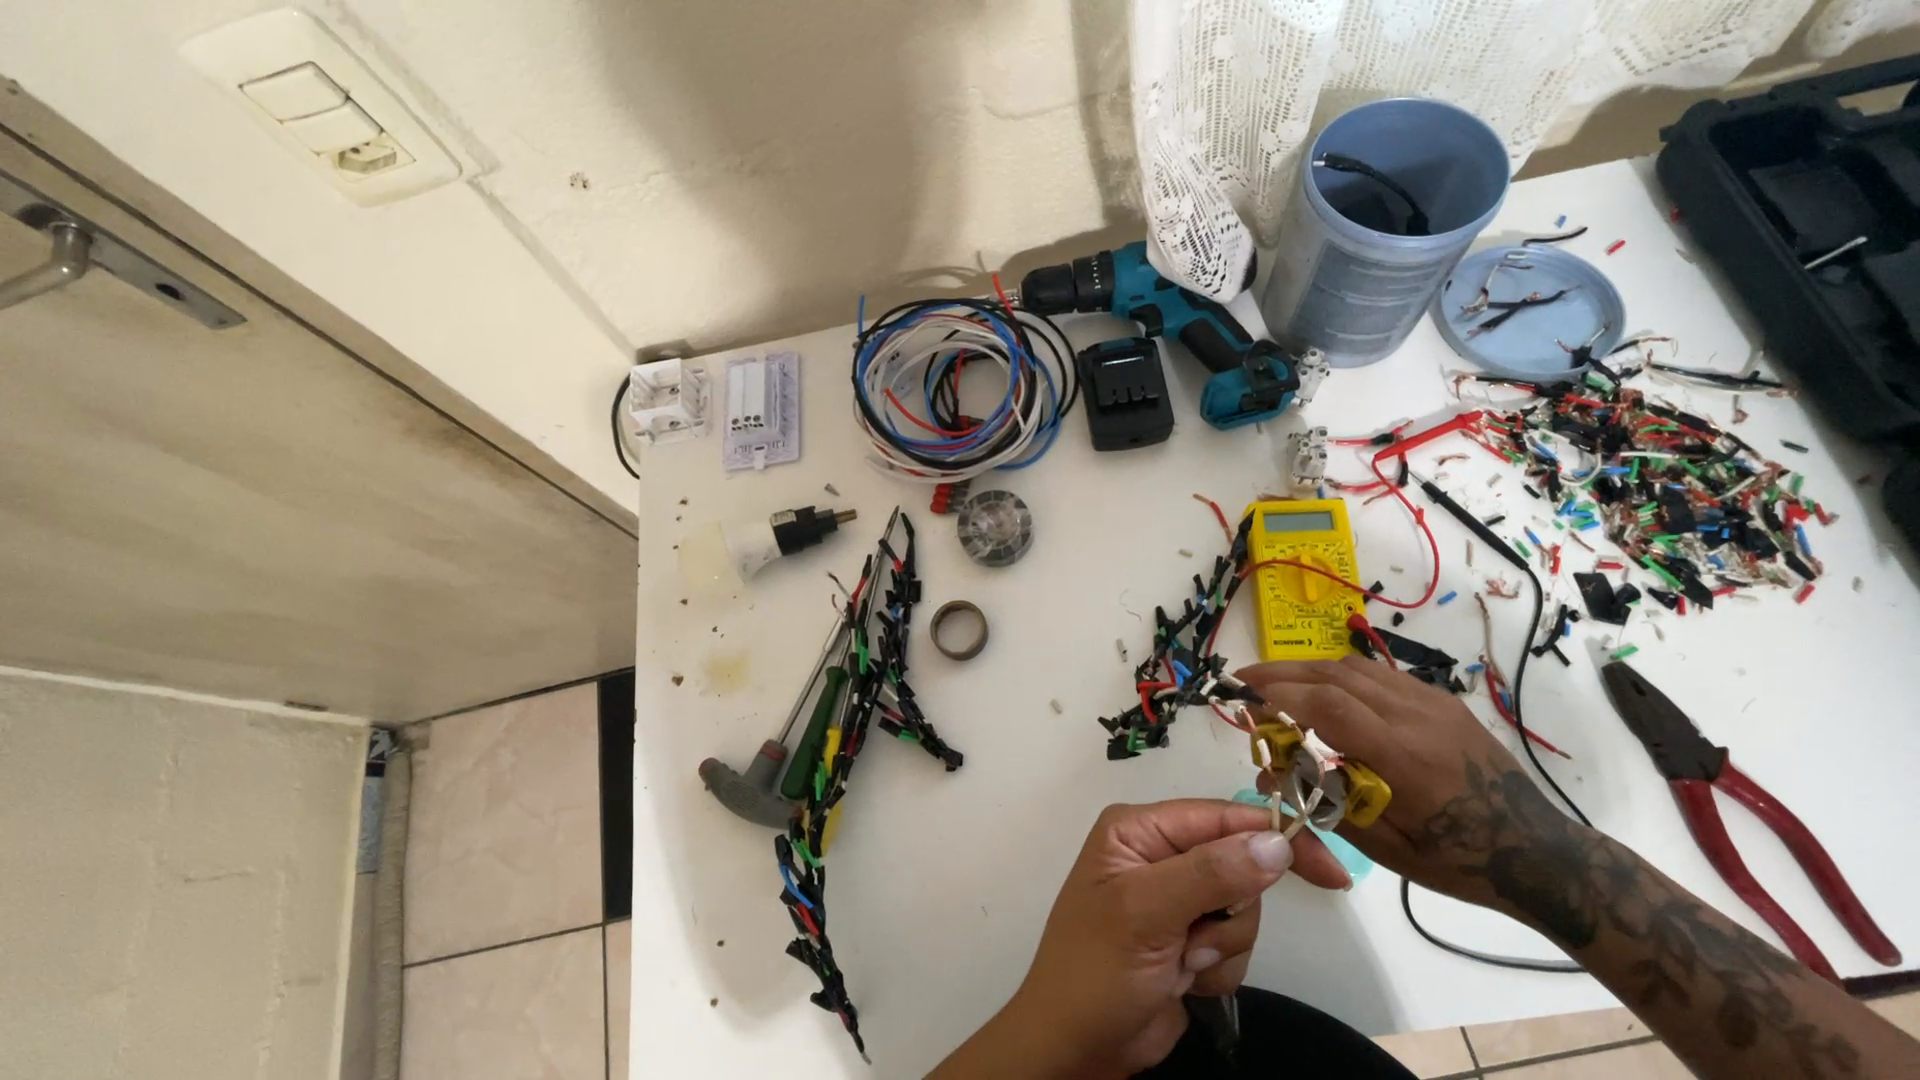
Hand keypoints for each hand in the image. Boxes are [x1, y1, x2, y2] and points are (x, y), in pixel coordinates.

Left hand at [941, 800, 1349, 1078]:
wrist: (1076, 1048)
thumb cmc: (1097, 969)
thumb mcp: (1146, 913)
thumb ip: (1210, 874)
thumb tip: (1276, 843)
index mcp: (1139, 830)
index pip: (1222, 816)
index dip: (1274, 837)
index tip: (1328, 871)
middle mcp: (1159, 854)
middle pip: (1240, 864)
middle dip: (1229, 911)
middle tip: (1197, 939)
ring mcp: (1175, 899)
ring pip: (1243, 909)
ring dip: (1221, 945)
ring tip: (1180, 962)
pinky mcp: (1188, 938)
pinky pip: (1234, 943)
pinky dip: (1218, 968)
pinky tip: (1182, 980)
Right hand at [1236, 655, 1592, 913]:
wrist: (1538, 852)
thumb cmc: (1456, 860)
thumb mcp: (1385, 847)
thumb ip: (1326, 803)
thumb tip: (1270, 773)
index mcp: (1403, 757)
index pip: (1329, 705)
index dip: (1280, 694)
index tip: (1243, 696)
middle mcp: (1416, 716)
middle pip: (1335, 675)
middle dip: (1282, 673)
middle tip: (1245, 682)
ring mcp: (1432, 703)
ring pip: (1355, 667)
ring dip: (1309, 670)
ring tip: (1278, 685)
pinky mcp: (1441, 701)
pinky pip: (1380, 675)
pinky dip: (1340, 676)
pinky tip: (1325, 693)